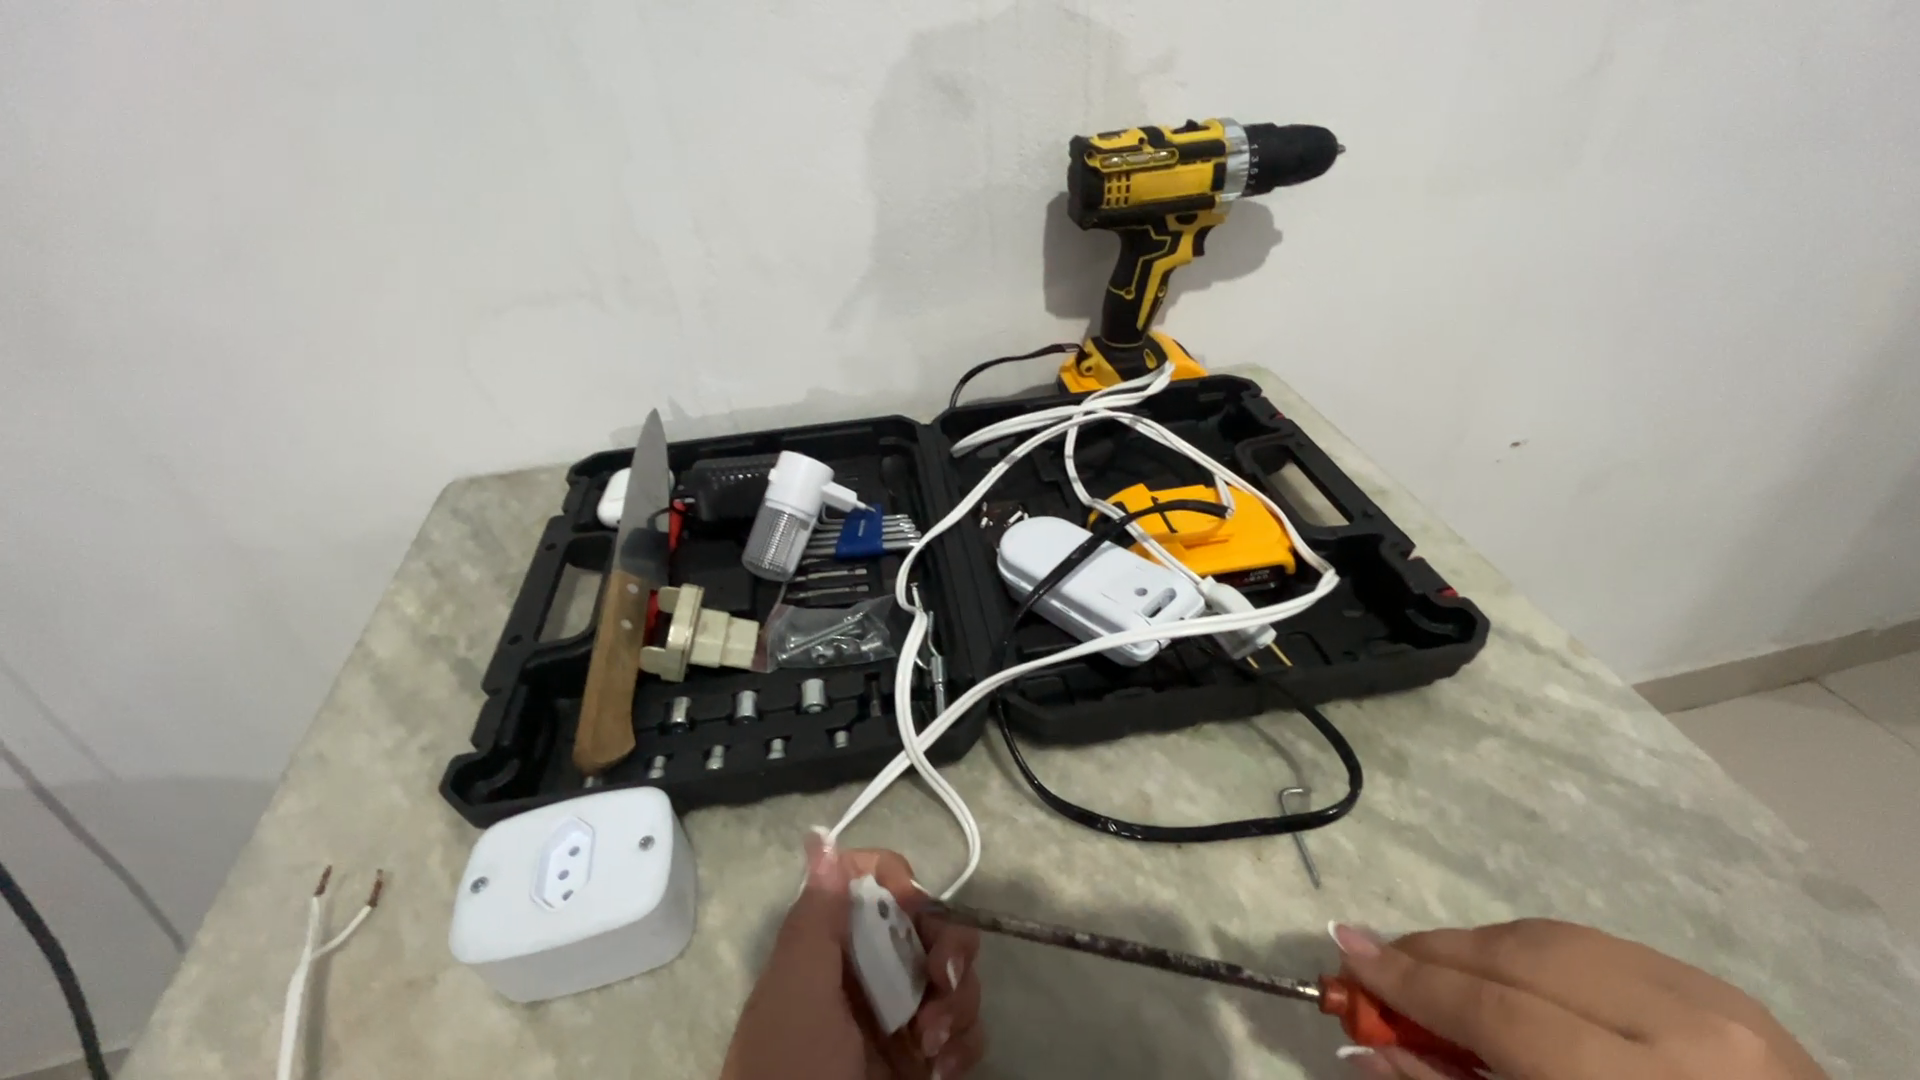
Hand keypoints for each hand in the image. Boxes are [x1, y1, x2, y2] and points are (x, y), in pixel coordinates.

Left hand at [720, 833, 983, 1079]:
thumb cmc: (792, 1069)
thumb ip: (816, 917)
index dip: (900, 883)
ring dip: (959, 1002)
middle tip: (942, 980)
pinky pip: (965, 1029)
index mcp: (831, 946)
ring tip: (934, 1045)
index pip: (874, 885)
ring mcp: (900, 1016)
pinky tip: (945, 1069)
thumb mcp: (797, 992)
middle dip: (949, 947)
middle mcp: (870, 972)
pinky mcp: (925, 1059)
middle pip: (930, 926)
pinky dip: (965, 1043)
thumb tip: (820, 836)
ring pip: (955, 975)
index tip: (910, 905)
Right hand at [1329, 919, 1826, 1078]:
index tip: (1344, 951)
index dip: (1411, 982)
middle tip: (1375, 960)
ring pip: (1554, 936)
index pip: (1499, 1011)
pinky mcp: (1726, 988)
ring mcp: (1718, 1001)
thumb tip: (1363, 1045)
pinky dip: (1534, 952)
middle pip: (1521, 955)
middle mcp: (1689, 1031)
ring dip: (1477, 945)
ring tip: (1431, 966)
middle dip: (1435, 952)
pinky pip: (1598, 945)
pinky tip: (1507, 974)